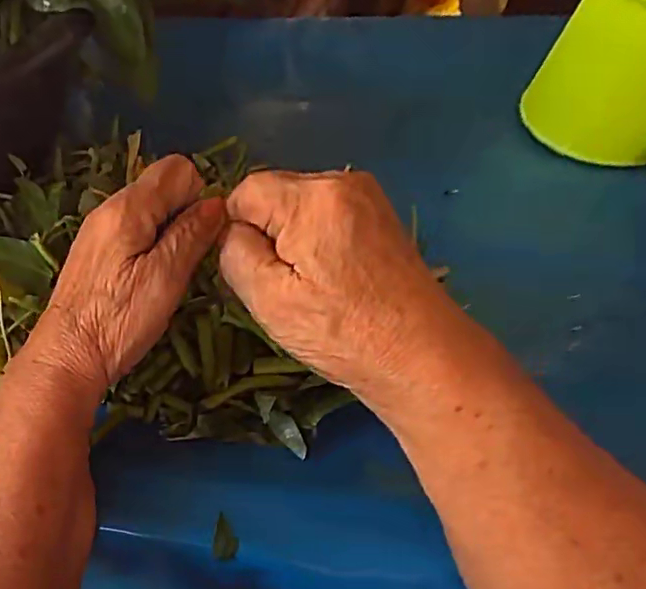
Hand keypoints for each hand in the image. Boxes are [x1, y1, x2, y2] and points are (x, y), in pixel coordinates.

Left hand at [14, 155, 225, 397]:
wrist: (64, 361)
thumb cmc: (116, 323)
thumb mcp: (165, 278)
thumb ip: (192, 234)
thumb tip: (216, 204)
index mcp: (126, 207)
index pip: (179, 169)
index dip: (200, 195)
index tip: (201, 236)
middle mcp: (105, 212)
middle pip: (158, 191)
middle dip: (181, 218)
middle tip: (183, 264)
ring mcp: (92, 237)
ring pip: (143, 218)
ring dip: (162, 240)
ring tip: (161, 281)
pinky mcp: (88, 261)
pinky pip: (126, 241)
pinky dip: (141, 255)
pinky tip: (138, 289)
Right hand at [219, 169, 481, 402]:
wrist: (417, 350)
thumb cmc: (338, 331)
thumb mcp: (268, 300)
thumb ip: (235, 256)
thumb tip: (228, 234)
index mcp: (312, 199)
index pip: (243, 192)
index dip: (231, 230)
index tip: (246, 272)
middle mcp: (341, 182)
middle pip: (271, 195)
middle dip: (260, 236)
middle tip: (274, 287)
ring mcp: (365, 196)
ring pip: (295, 209)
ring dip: (284, 244)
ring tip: (300, 288)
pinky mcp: (375, 216)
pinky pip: (321, 219)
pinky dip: (309, 246)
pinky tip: (322, 280)